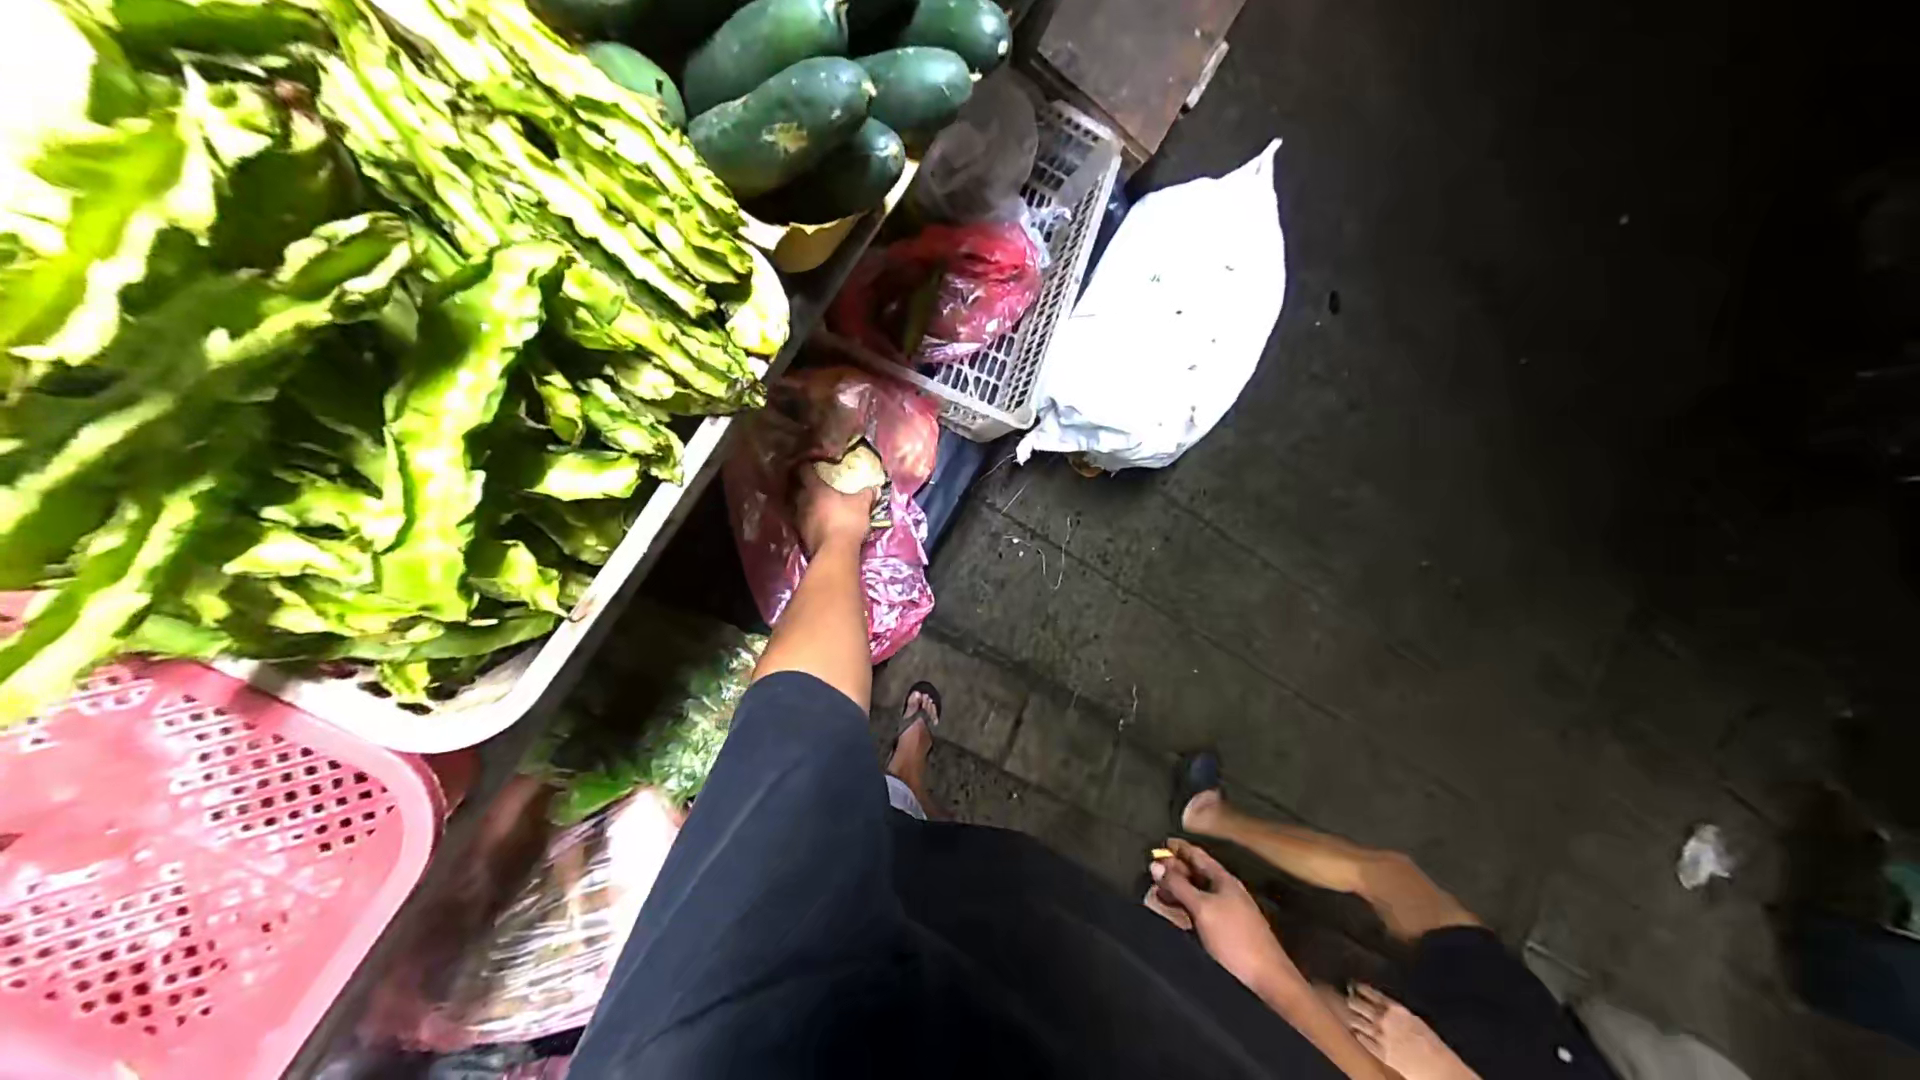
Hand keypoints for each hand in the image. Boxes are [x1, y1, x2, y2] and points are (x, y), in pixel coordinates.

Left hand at [793, 462, 875, 555]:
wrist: (835, 551)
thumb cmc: (848, 521)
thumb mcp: (862, 505)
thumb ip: (866, 494)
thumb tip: (874, 488)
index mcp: (816, 489)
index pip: (806, 471)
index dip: (807, 466)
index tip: (811, 464)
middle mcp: (803, 501)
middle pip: (798, 489)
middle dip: (804, 486)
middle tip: (814, 485)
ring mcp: (800, 519)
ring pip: (798, 506)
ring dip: (805, 504)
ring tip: (815, 505)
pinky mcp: (801, 535)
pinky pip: (802, 522)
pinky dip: (808, 520)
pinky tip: (817, 523)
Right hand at [1150, 838, 1300, 995]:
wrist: (1267, 982)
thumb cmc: (1236, 939)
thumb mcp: (1202, 908)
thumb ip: (1179, 885)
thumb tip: (1157, 865)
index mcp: (1224, 880)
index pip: (1197, 855)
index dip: (1179, 848)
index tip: (1161, 843)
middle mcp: (1226, 892)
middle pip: (1196, 873)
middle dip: (1175, 869)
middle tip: (1153, 869)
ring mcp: (1228, 913)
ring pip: (1197, 893)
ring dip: (1177, 889)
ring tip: (1157, 891)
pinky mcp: (1226, 933)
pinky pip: (1200, 911)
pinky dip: (1184, 907)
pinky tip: (1174, 914)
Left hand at [1344, 984, 1480, 1079]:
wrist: (1442, 1071)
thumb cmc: (1436, 1049)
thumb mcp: (1416, 1023)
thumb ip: (1399, 1015)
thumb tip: (1387, 1010)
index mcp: (1397, 1010)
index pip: (1370, 992)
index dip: (1360, 988)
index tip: (1353, 985)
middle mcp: (1385, 1019)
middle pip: (1358, 1003)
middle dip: (1352, 1000)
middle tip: (1347, 998)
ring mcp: (1380, 1036)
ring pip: (1356, 1019)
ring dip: (1352, 1016)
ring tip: (1347, 1013)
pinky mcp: (1380, 1052)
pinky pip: (1362, 1039)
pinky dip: (1357, 1034)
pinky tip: (1355, 1031)